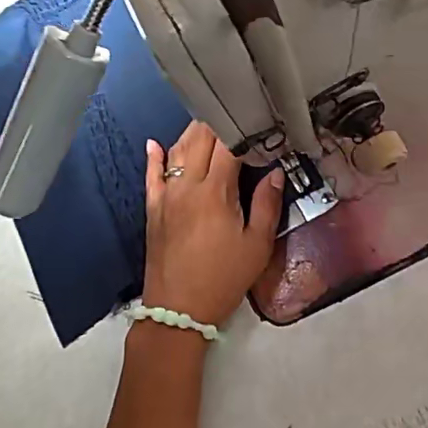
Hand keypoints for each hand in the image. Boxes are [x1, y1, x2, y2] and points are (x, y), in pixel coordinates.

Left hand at [140, 121, 284, 326]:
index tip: (261, 125)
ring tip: (211, 124)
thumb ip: (267, 204)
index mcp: (215, 191)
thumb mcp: (257, 246)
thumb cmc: (223, 278)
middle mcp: (187, 185)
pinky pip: (151, 174)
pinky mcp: (153, 208)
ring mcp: (166, 195)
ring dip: (194, 134)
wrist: (178, 308)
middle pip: (200, 139)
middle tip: (239, 119)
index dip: (246, 130)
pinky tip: (156, 143)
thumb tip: (275, 173)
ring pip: (177, 150)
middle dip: (220, 124)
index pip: (229, 144)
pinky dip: (155, 156)